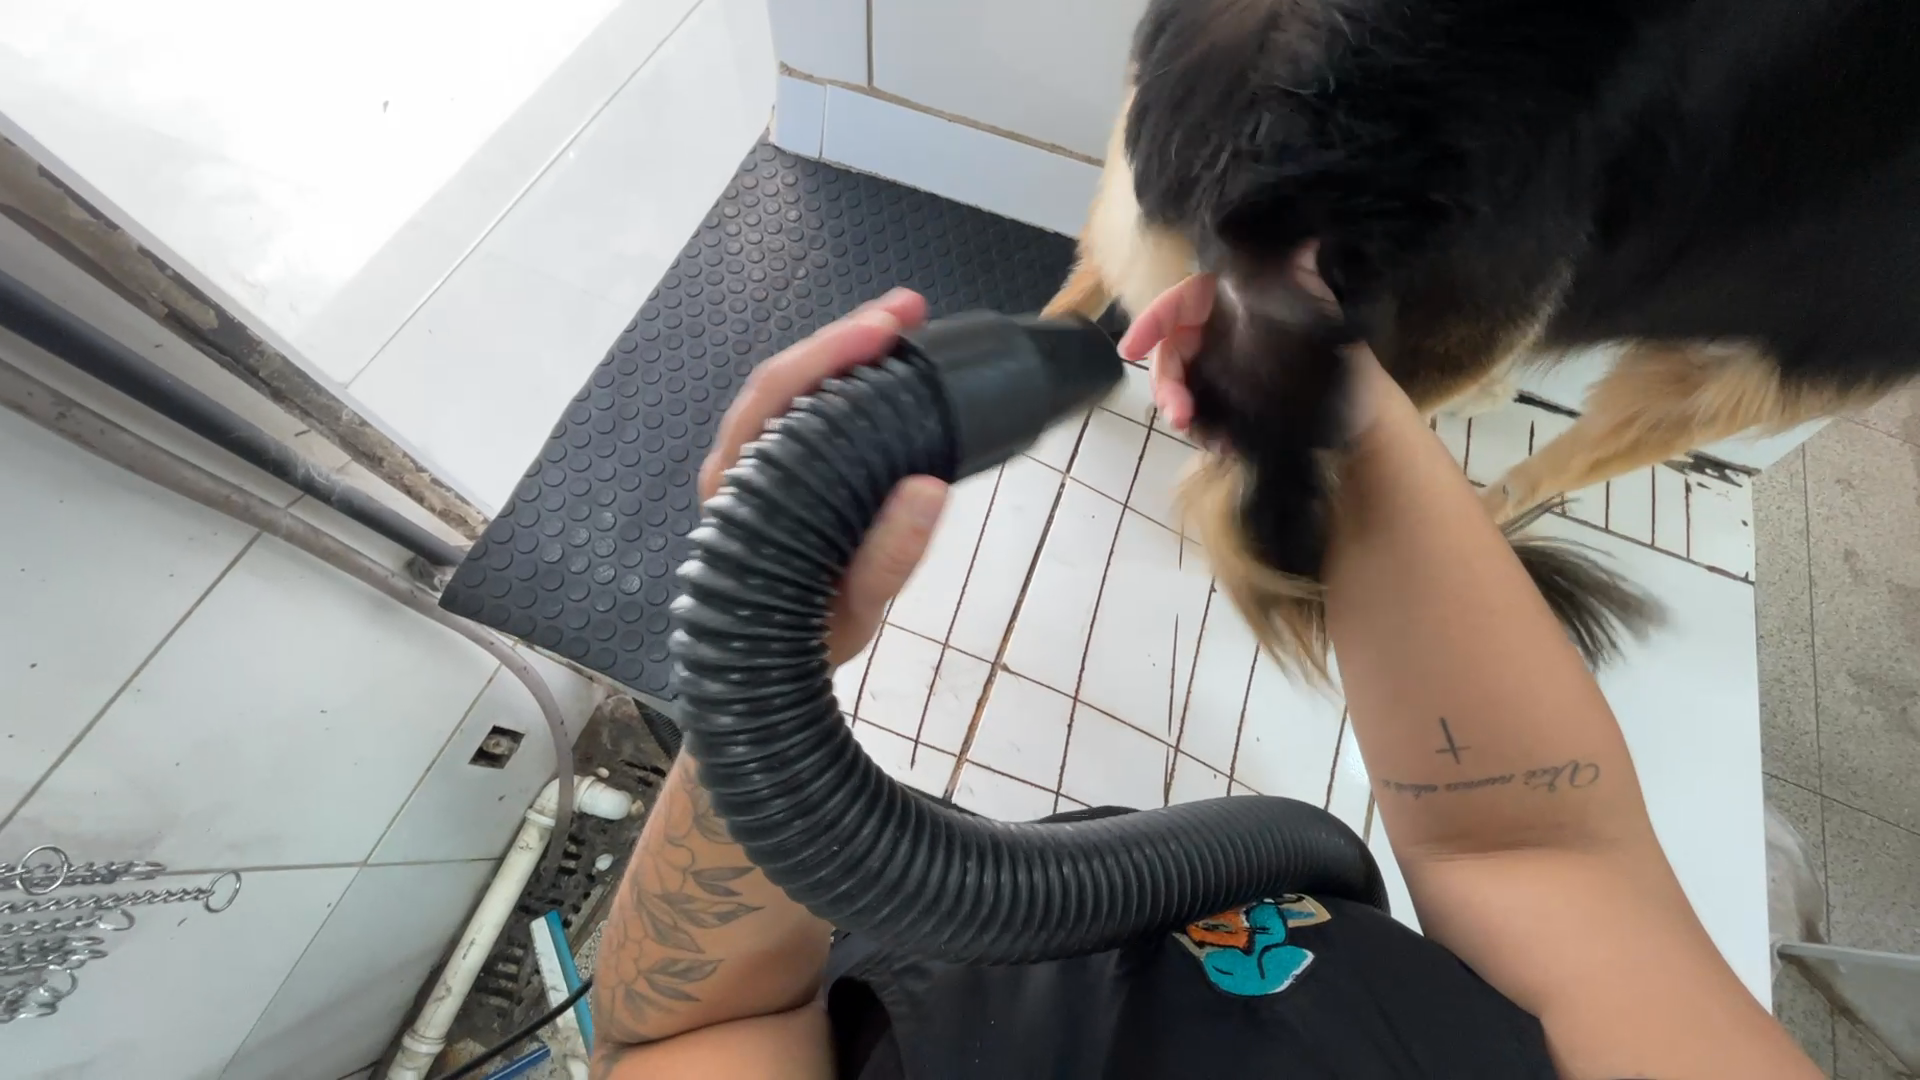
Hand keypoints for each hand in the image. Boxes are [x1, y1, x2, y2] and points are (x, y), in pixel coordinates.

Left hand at [698, 289, 949, 665]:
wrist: (782, 664)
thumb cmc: (809, 637)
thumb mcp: (852, 609)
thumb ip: (886, 559)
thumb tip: (929, 488)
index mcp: (744, 492)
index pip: (777, 400)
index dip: (831, 355)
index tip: (890, 329)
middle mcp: (741, 468)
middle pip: (783, 380)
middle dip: (846, 336)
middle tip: (910, 310)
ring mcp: (761, 468)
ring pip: (795, 390)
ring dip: (848, 351)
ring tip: (905, 325)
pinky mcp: (786, 472)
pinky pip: (810, 414)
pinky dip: (848, 382)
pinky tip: (885, 369)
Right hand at [1115, 244, 1406, 438]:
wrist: (1361, 416)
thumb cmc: (1341, 360)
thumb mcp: (1318, 316)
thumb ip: (1299, 281)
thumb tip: (1302, 235)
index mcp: (1235, 305)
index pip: (1181, 304)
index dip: (1152, 322)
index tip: (1130, 349)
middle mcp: (1221, 336)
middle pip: (1173, 353)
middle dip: (1167, 385)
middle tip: (1179, 415)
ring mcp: (1221, 373)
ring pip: (1180, 388)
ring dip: (1183, 414)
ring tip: (1204, 436)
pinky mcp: (1227, 406)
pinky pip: (1200, 418)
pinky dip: (1205, 434)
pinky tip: (1223, 446)